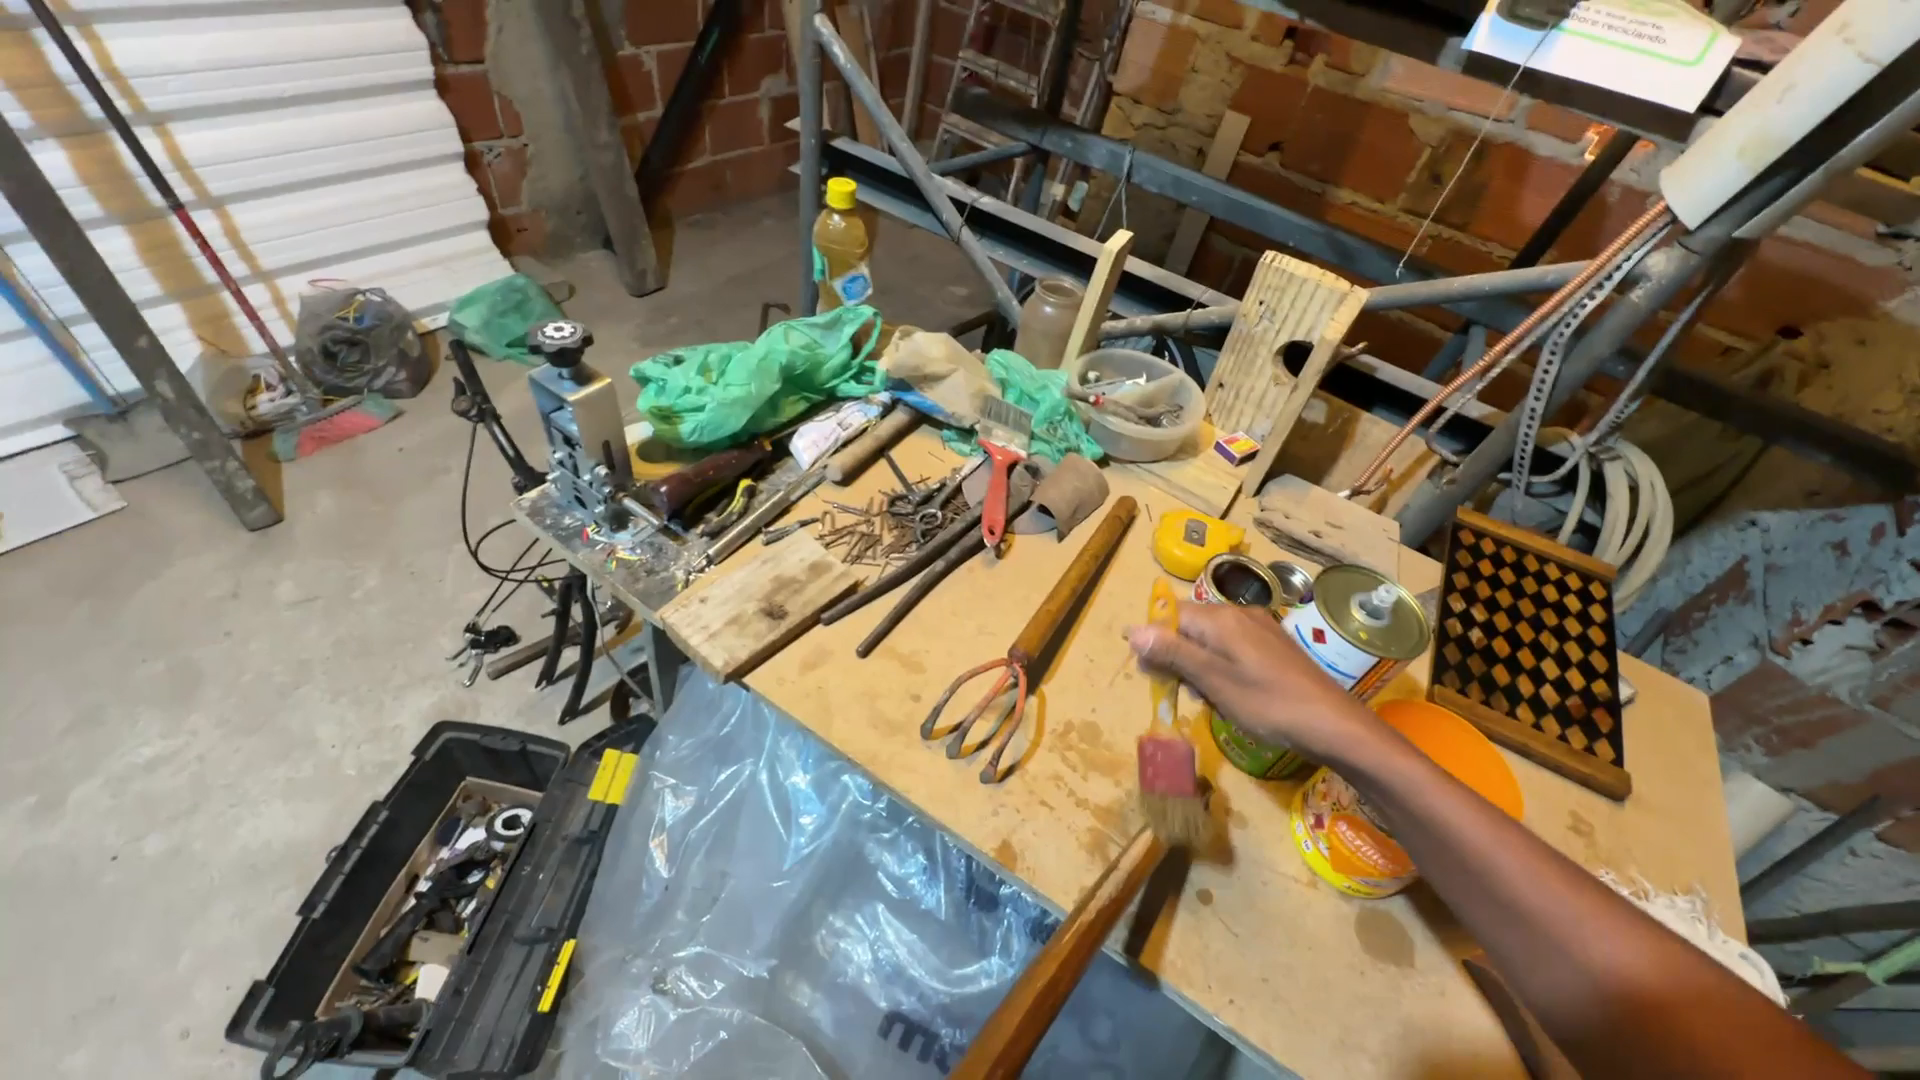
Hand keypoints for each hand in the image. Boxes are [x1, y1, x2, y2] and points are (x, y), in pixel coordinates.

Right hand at [1127, 601, 1394, 768]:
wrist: (1332, 724)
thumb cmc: (1268, 703)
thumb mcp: (1213, 681)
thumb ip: (1173, 654)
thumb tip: (1133, 630)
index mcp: (1220, 619)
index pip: (1171, 615)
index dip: (1154, 641)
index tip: (1148, 673)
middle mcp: (1239, 614)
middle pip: (1190, 626)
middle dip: (1176, 657)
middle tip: (1179, 692)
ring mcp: (1259, 628)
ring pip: (1210, 640)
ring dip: (1197, 666)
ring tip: (1205, 699)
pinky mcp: (1272, 645)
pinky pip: (1232, 648)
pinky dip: (1220, 668)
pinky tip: (1228, 695)